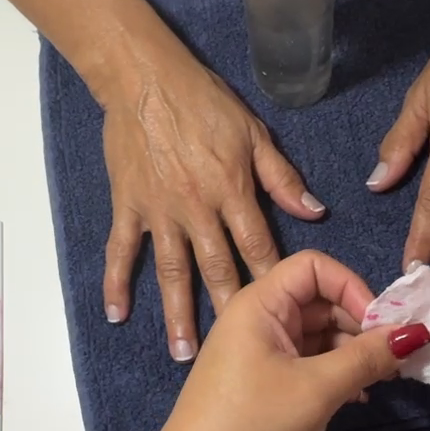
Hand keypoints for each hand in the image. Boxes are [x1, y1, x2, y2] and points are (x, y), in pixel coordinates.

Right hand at [99, 51, 324, 361]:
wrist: (143, 77)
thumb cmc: (204, 101)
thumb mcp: (254, 133)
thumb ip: (282, 178)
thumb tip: (314, 212)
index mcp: (232, 190)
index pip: (257, 244)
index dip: (271, 280)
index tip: (285, 318)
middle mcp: (197, 208)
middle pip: (217, 268)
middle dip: (227, 312)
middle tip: (235, 352)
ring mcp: (159, 211)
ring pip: (172, 270)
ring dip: (177, 312)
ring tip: (182, 352)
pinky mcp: (128, 206)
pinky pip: (121, 250)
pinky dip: (116, 282)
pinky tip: (115, 314)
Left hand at [142, 251, 429, 430]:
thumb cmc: (251, 426)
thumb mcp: (316, 390)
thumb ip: (368, 358)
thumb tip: (418, 333)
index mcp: (260, 304)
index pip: (316, 268)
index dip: (354, 288)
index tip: (383, 327)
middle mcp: (259, 320)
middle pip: (322, 301)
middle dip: (362, 325)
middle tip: (397, 359)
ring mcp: (261, 353)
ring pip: (319, 336)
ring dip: (354, 353)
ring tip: (383, 381)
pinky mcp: (265, 384)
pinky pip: (309, 364)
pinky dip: (337, 374)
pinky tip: (359, 398)